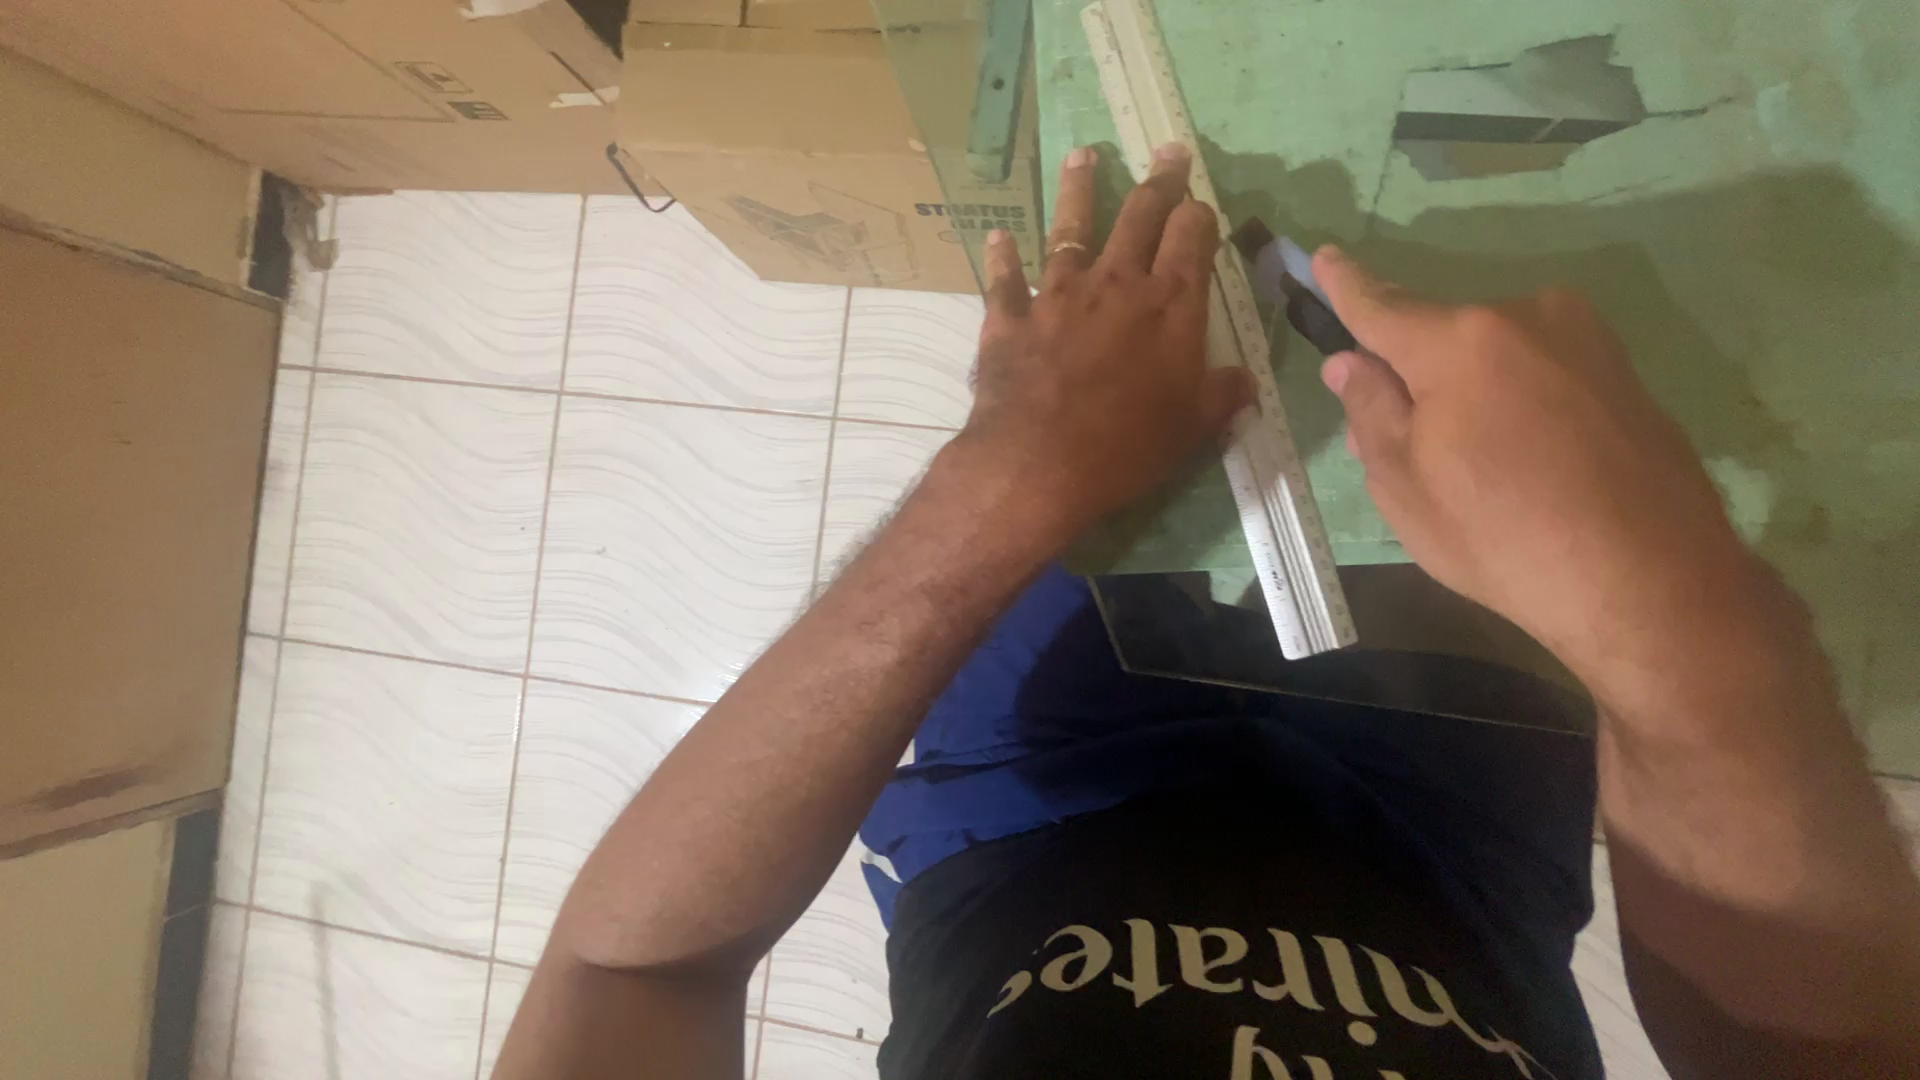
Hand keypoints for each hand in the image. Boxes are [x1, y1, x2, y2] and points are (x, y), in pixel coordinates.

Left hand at [947, 143, 1252, 543]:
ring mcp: (1057, 296)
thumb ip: (1221, 396)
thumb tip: (1247, 382)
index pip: (1192, 237)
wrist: (1039, 463)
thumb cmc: (1126, 448)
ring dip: (1079, 190)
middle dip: (1157, 181)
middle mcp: (1114, 284)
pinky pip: (1004, 279)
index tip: (1200, 205)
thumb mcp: (1192, 429)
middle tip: (1166, 151)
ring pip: (1070, 228)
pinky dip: (1002, 257)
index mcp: (1169, 305)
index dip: (1198, 215)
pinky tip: (999, 237)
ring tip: (1082, 155)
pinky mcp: (1009, 319)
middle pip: (1139, 216)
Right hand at [1312, 248, 1756, 663]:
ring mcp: (1585, 340)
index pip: (1381, 306)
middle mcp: (1526, 318)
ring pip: (1487, 354)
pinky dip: (1506, 398)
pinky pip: (1534, 369)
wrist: (1646, 580)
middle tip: (1394, 441)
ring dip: (1458, 389)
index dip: (1345, 285)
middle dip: (1406, 373)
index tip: (1322, 254)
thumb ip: (1370, 408)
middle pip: (1437, 337)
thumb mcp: (1401, 481)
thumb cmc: (1495, 531)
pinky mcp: (1622, 372)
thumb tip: (1349, 361)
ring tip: (1461, 462)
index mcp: (1459, 341)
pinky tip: (1513, 458)